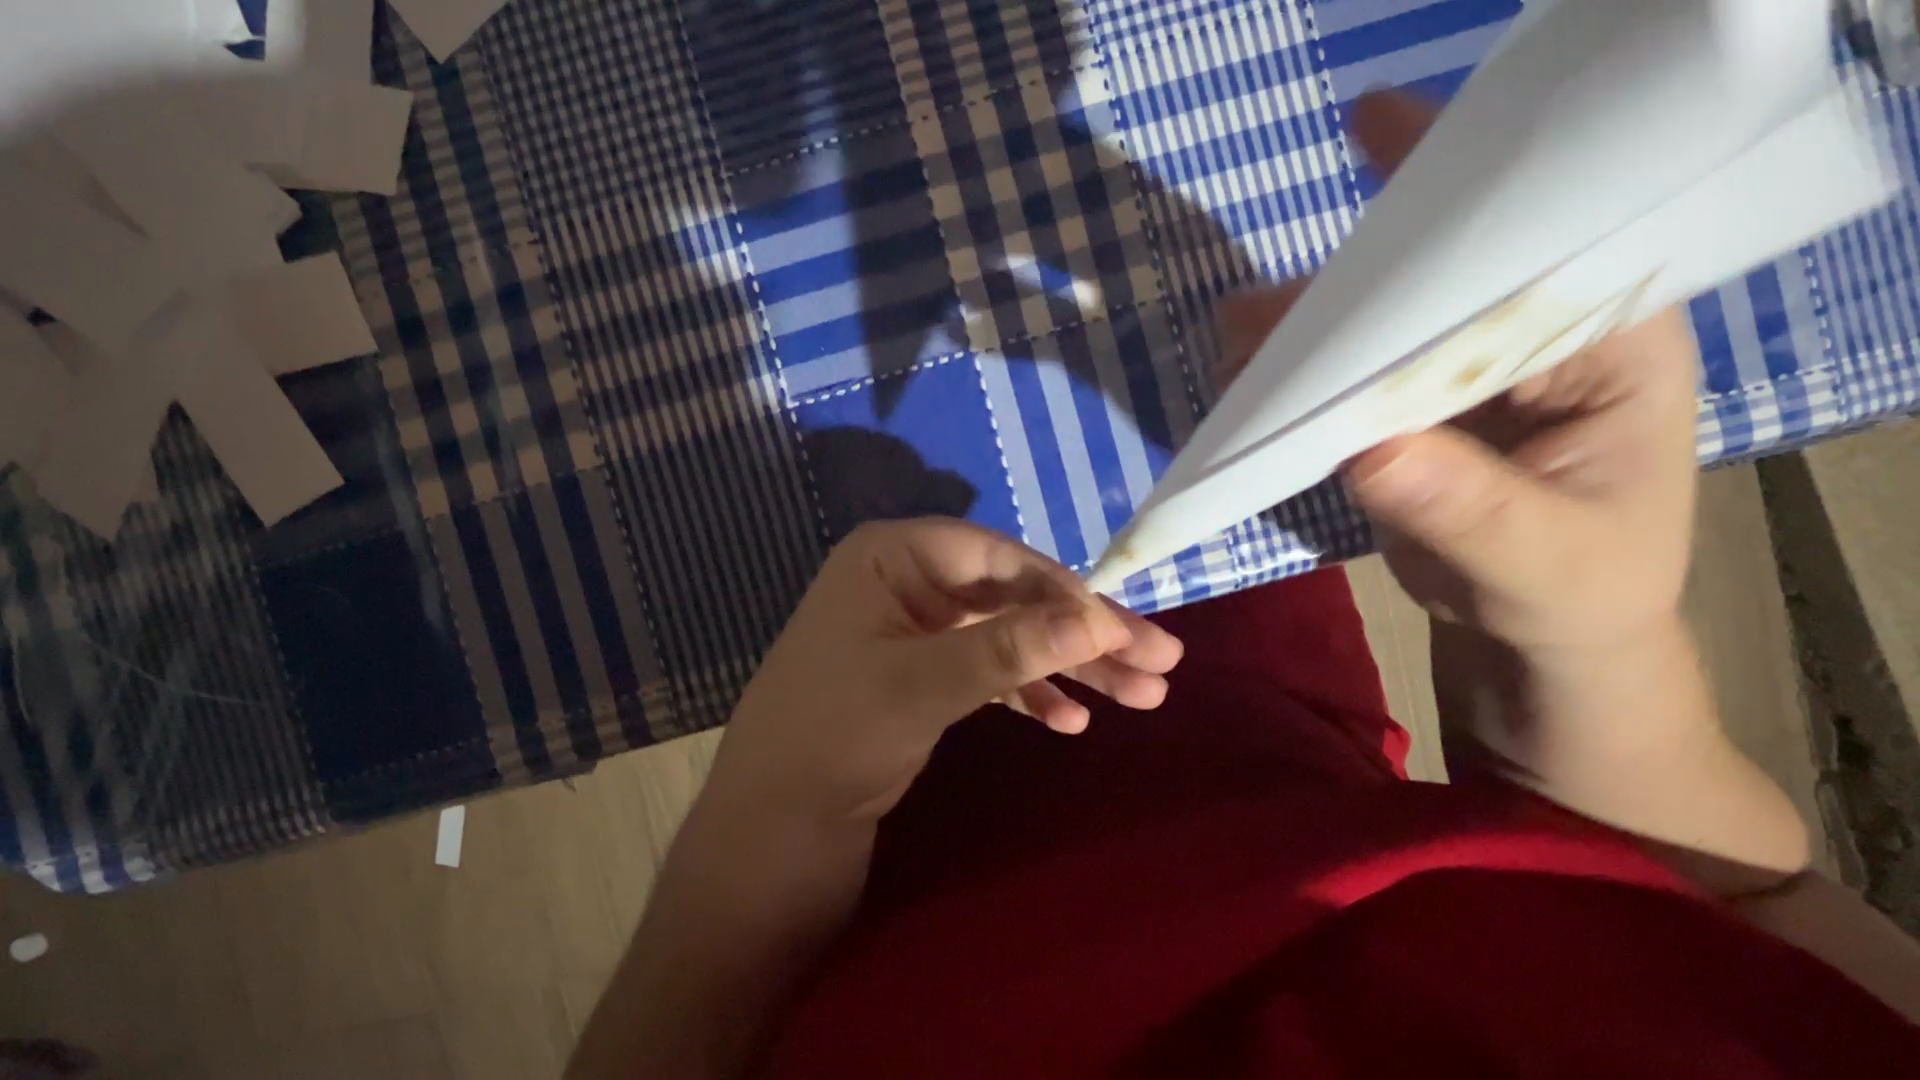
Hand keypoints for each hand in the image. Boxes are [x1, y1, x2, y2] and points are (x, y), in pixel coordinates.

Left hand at [708, 518, 1183, 825]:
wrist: (769, 830)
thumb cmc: (834, 736)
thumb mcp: (925, 684)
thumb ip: (1013, 647)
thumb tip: (1102, 617)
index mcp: (890, 558)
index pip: (998, 558)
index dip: (1065, 590)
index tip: (1122, 628)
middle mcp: (904, 584)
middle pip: (1013, 599)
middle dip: (1083, 634)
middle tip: (1163, 663)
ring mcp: (913, 633)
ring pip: (1007, 640)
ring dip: (1070, 669)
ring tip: (1143, 698)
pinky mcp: (919, 681)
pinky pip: (988, 675)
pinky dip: (1029, 695)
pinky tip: (1072, 721)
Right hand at [1215, 91, 1698, 653]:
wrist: (1540, 637)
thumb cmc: (1580, 593)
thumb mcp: (1544, 561)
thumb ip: (1472, 510)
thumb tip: (1371, 453)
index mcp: (1610, 345)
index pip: (1532, 250)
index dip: (1455, 196)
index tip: (1372, 127)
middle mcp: (1535, 340)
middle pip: (1437, 279)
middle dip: (1346, 284)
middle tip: (1256, 306)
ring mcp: (1467, 373)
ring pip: (1380, 328)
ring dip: (1306, 333)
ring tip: (1234, 341)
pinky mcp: (1416, 408)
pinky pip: (1353, 377)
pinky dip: (1300, 378)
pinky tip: (1250, 378)